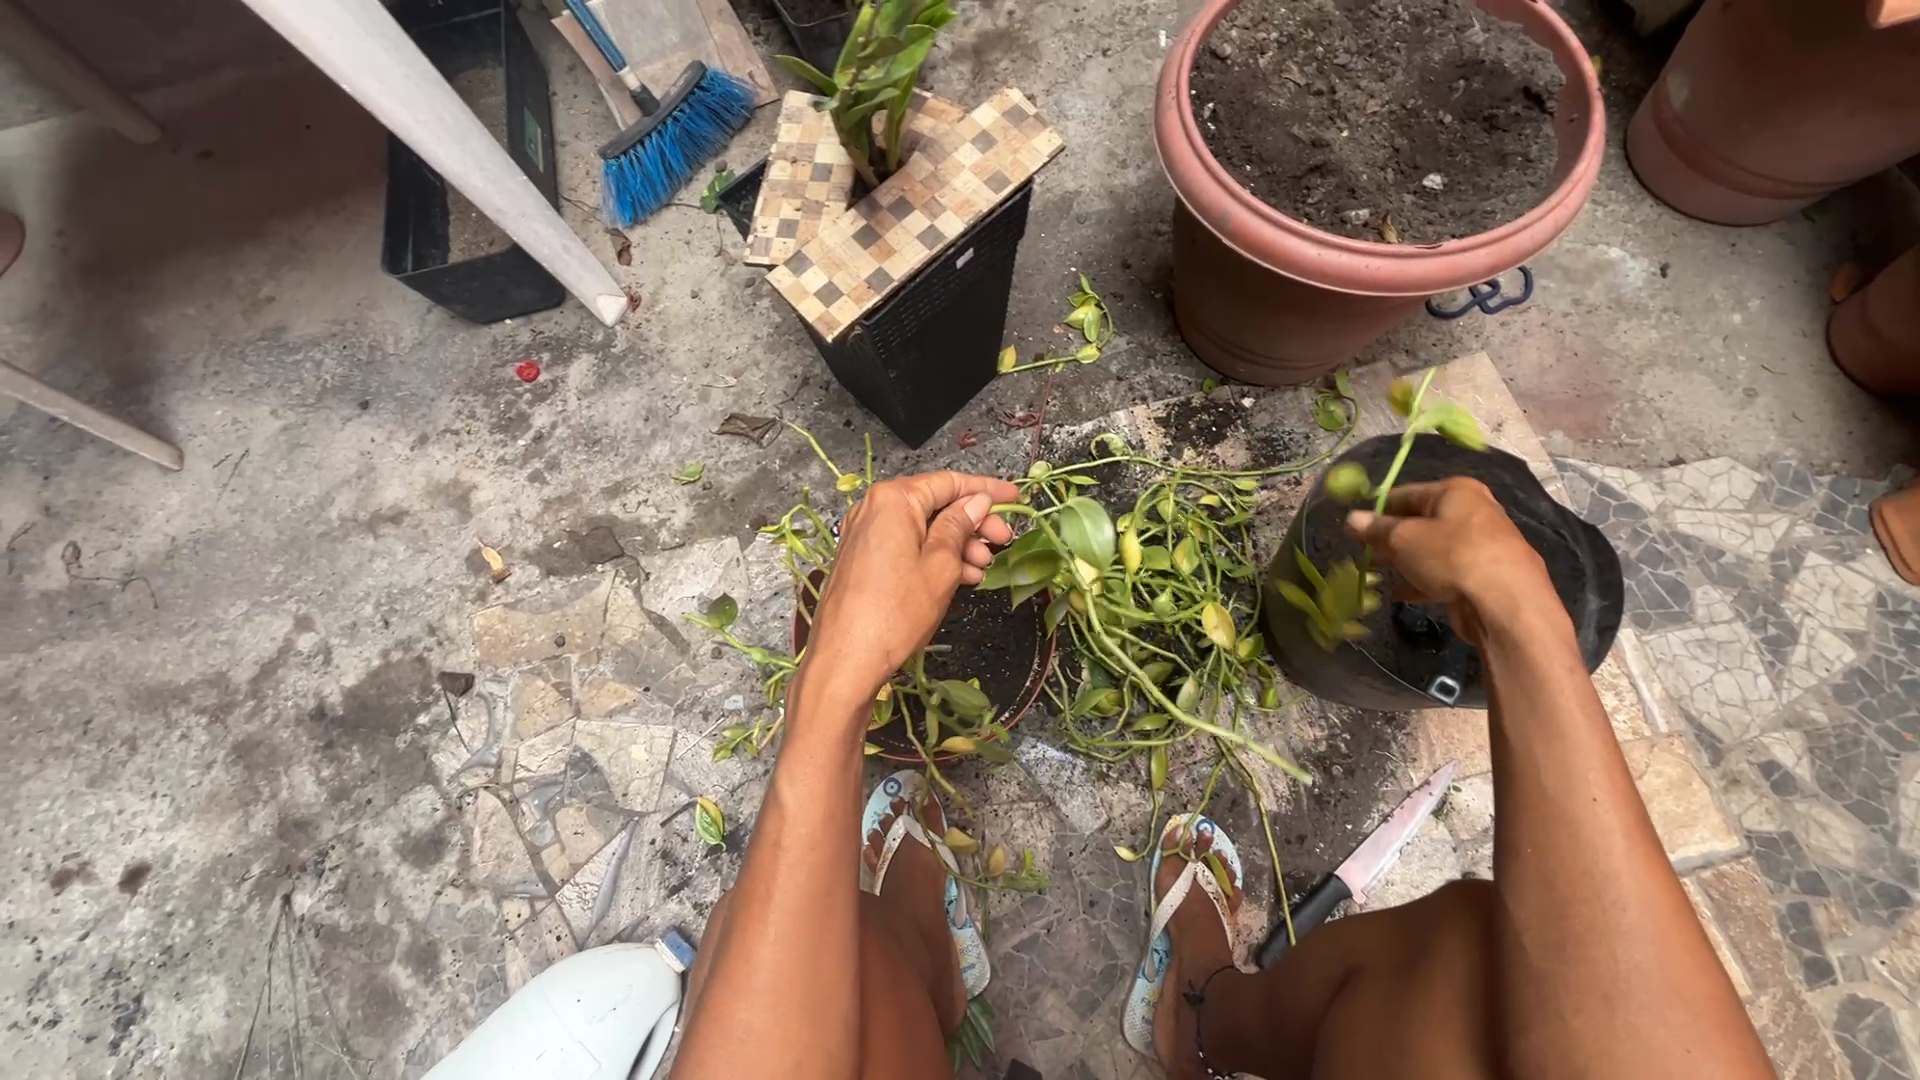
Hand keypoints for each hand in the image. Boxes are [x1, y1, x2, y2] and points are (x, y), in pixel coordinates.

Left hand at [802, 471, 1018, 703]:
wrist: (845, 661)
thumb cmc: (895, 614)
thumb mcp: (941, 565)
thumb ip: (960, 526)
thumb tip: (976, 502)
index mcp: (893, 500)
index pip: (949, 482)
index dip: (986, 490)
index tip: (1013, 499)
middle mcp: (873, 509)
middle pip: (935, 504)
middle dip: (973, 522)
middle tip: (1003, 542)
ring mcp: (864, 535)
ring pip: (922, 528)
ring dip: (956, 543)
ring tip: (982, 567)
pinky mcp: (862, 560)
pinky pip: (906, 546)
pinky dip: (933, 557)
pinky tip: (959, 576)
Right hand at [1343, 478, 1556, 645]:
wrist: (1505, 603)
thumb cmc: (1451, 556)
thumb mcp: (1403, 539)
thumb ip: (1375, 529)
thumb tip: (1351, 519)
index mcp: (1456, 492)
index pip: (1404, 494)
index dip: (1376, 510)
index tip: (1354, 528)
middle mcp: (1472, 512)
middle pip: (1419, 521)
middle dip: (1389, 538)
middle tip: (1363, 553)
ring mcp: (1481, 545)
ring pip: (1431, 549)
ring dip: (1402, 560)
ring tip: (1375, 574)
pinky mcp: (1483, 575)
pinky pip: (1444, 572)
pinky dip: (1421, 579)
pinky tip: (1399, 593)